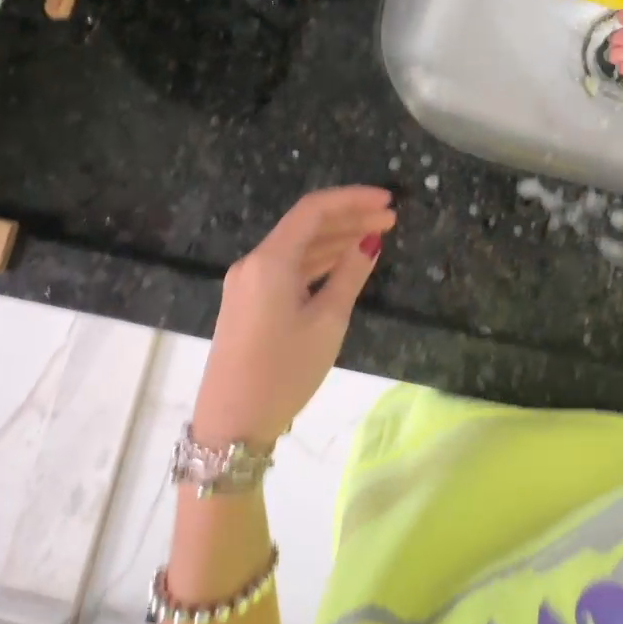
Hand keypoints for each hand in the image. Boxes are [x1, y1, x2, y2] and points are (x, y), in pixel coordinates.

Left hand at [194, 187, 396, 446]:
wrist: (231, 424)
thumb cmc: (283, 372)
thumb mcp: (327, 322)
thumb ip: (350, 275)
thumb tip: (370, 241)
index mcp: (270, 261)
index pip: (314, 210)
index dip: (353, 200)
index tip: (388, 202)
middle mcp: (254, 262)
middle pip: (306, 225)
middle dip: (349, 218)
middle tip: (391, 220)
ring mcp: (248, 282)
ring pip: (298, 246)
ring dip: (336, 239)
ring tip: (376, 237)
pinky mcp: (248, 301)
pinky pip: (288, 267)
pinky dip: (318, 260)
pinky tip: (345, 262)